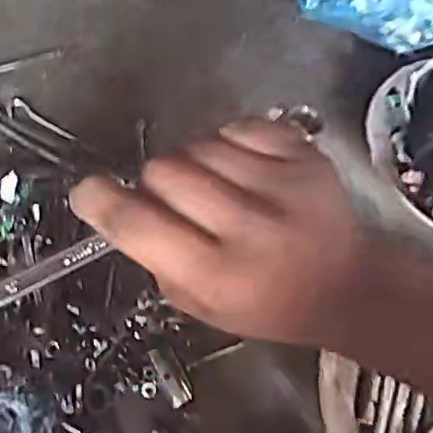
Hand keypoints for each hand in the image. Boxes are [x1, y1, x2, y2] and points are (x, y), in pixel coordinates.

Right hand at [70, 118, 367, 347]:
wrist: (345, 285)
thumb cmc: (262, 304)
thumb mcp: (197, 304)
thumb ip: (156, 256)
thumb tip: (122, 203)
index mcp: (217, 273)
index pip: (138, 224)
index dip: (101, 201)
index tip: (87, 191)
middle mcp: (250, 226)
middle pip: (162, 173)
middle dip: (151, 184)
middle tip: (170, 203)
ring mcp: (282, 184)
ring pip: (194, 146)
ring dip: (188, 165)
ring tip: (210, 189)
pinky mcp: (304, 153)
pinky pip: (234, 128)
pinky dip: (223, 144)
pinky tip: (236, 170)